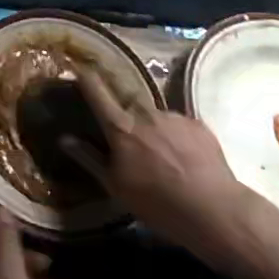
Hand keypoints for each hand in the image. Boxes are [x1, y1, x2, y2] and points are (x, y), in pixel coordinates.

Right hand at [59, 71, 247, 258]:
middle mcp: (145, 113)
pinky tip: (184, 158)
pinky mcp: (198, 124)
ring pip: (155, 114)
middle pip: (127, 100)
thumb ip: (89, 158)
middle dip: (124, 110)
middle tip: (128, 132)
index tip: (79, 68)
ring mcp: (174, 117)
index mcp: (120, 127)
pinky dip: (176, 136)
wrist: (214, 210)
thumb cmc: (156, 203)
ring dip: (152, 126)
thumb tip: (64, 138)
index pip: (96, 92)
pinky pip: (179, 123)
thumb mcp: (115, 186)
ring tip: (162, 154)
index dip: (86, 78)